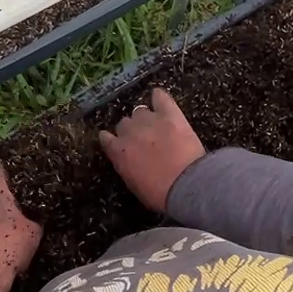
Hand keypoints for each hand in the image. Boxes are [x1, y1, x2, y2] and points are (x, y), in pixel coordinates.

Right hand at [98, 88, 205, 212]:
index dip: (112, 140)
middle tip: (143, 140)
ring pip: (140, 110)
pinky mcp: (170, 114)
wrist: (186, 184)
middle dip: (131, 130)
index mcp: (118, 152)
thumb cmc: (160, 194)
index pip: (106, 138)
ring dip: (145, 117)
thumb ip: (127, 166)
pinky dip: (159, 98)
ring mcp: (149, 120)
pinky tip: (160, 99)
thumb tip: (129, 160)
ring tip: (155, 125)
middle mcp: (129, 132)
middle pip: (123, 123)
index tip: (117, 143)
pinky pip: (160, 97)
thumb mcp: (134, 184)